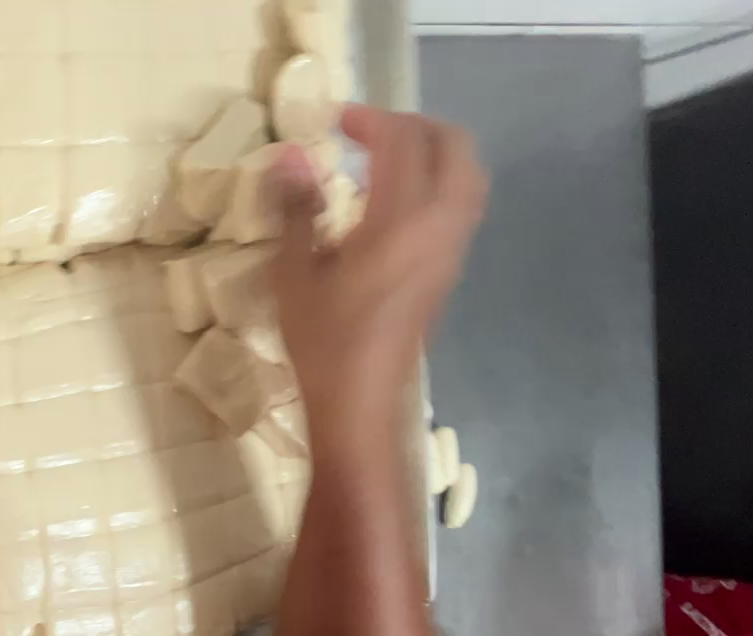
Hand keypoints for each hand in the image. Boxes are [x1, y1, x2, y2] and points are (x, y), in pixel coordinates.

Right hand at [270, 105, 487, 436]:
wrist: (359, 398)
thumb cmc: (321, 341)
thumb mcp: (294, 274)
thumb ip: (296, 209)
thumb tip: (288, 156)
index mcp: (401, 218)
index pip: (402, 141)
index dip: (369, 120)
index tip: (333, 121)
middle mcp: (441, 222)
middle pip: (450, 144)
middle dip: (410, 128)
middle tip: (363, 136)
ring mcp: (452, 246)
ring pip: (464, 172)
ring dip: (429, 153)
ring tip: (380, 164)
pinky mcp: (447, 267)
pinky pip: (458, 202)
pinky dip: (434, 183)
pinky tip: (390, 206)